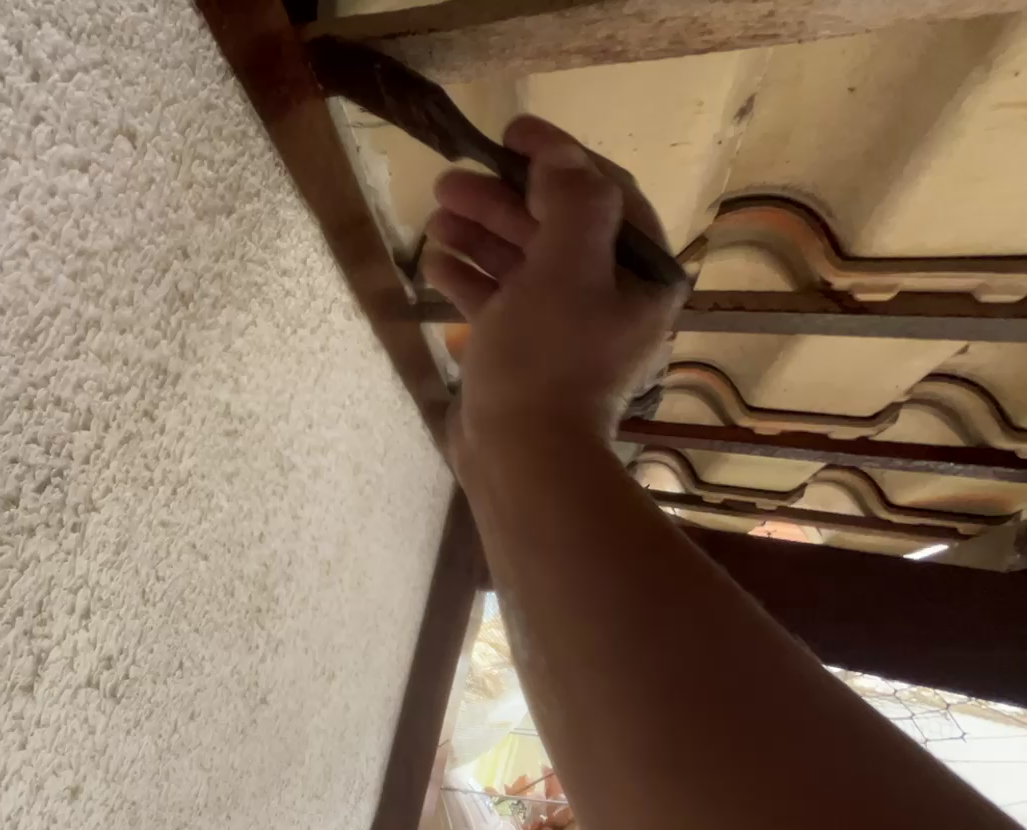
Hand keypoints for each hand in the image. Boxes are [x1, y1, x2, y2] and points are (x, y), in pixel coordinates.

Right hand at [422, 117, 683, 458]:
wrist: (520, 454)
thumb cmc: (546, 361)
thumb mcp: (564, 272)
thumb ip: (572, 204)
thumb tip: (559, 159)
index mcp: (636, 272)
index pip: (601, 193)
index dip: (557, 157)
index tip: (510, 132)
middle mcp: (603, 292)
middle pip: (551, 227)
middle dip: (501, 199)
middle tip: (449, 181)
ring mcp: (557, 324)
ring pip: (518, 263)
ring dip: (478, 236)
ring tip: (435, 216)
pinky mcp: (518, 350)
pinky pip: (495, 301)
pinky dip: (467, 279)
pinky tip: (435, 263)